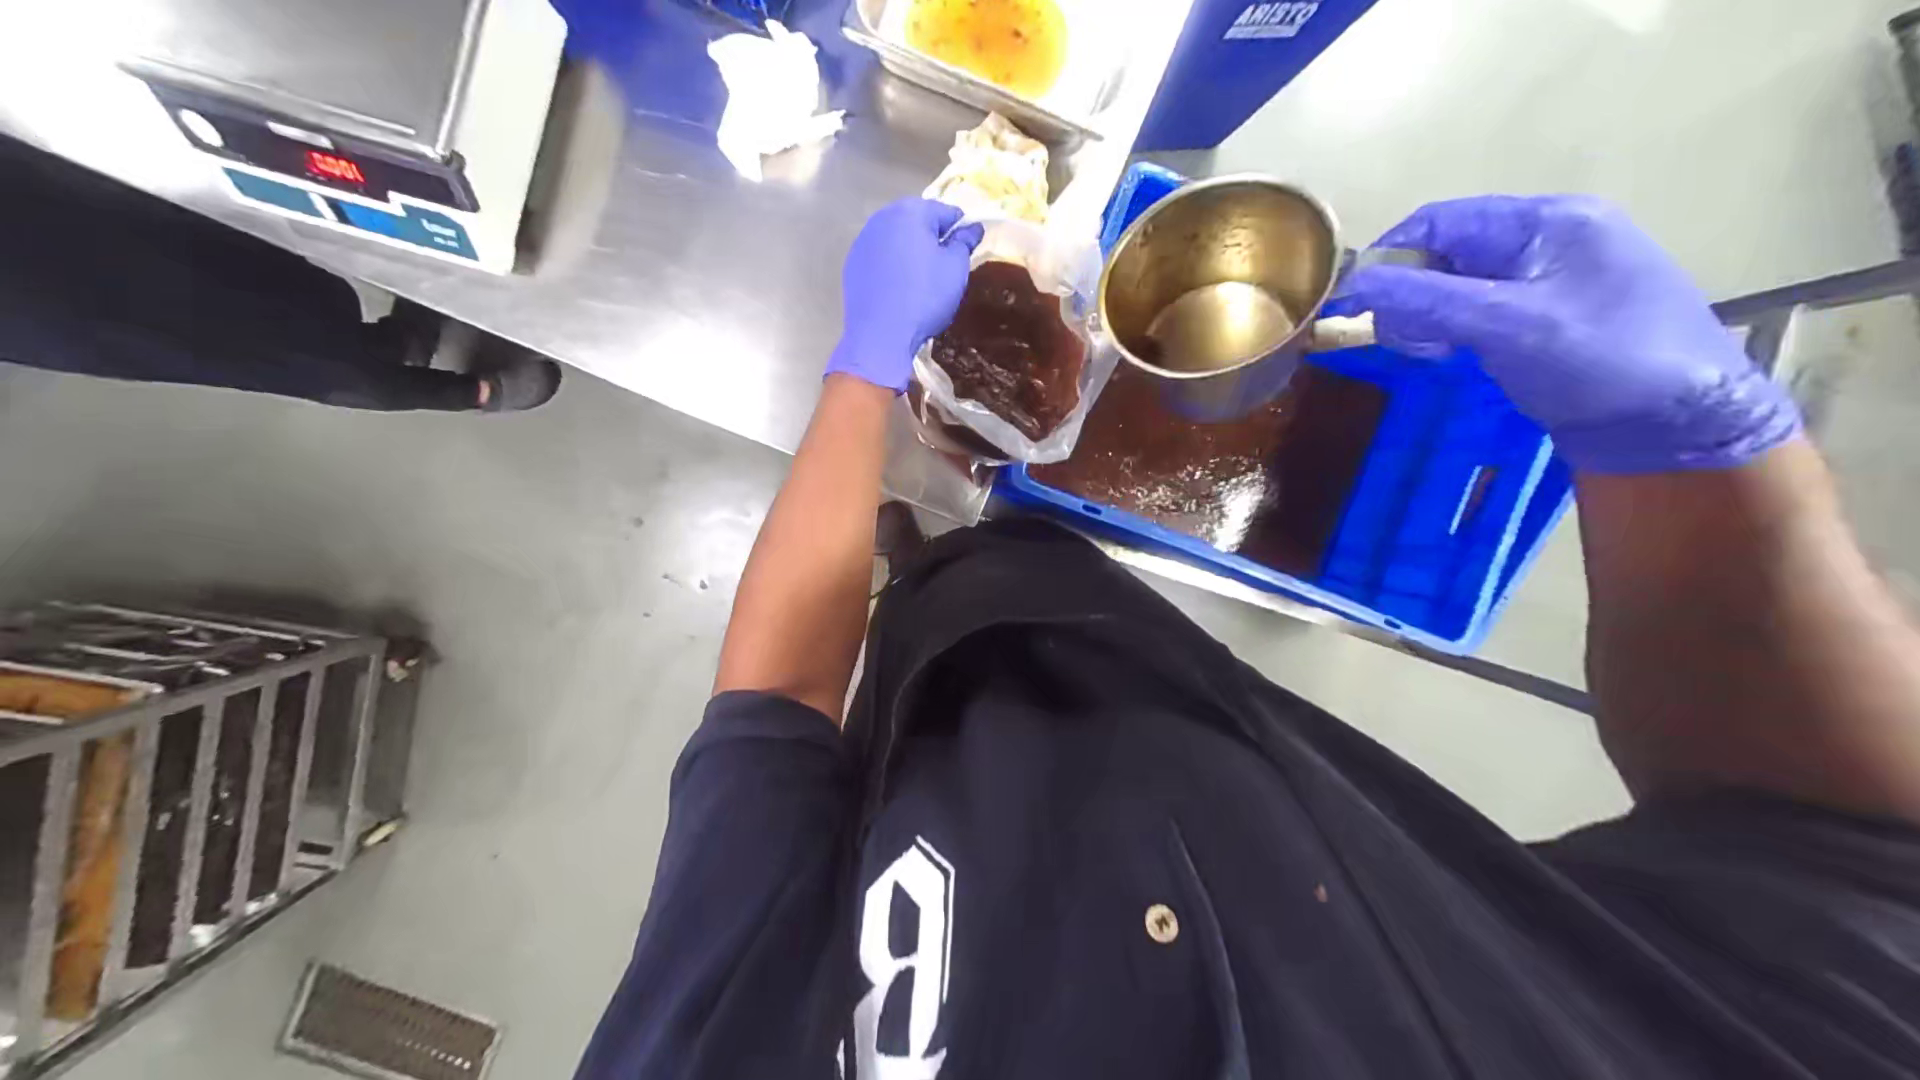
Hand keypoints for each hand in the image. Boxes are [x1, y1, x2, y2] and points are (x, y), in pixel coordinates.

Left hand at [827, 198, 983, 393]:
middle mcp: (882, 218)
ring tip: (920, 284)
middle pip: (917, 223)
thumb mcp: (955, 269)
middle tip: (944, 271)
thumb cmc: (924, 297)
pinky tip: (898, 293)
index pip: (946, 212)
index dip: (961, 232)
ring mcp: (863, 242)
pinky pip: (880, 260)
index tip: (966, 253)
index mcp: (910, 211)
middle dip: (933, 241)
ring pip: (897, 241)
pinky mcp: (852, 266)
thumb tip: (972, 227)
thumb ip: (964, 242)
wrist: (880, 335)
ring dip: (911, 254)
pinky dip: (892, 269)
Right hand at [1334, 195, 1800, 473]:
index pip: (1437, 222)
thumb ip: (1425, 301)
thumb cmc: (1598, 361)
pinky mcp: (1539, 310)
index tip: (1352, 304)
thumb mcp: (1507, 326)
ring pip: (1451, 281)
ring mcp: (1544, 274)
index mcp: (1545, 221)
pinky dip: (1446, 326)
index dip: (1386, 258)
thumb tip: (1349, 285)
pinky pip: (1471, 305)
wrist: (1674, 424)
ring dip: (1423, 313)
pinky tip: (1447, 352)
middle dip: (1405, 292)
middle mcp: (1545, 235)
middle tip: (1399, 337)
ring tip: (1429, 350)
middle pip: (1442, 250)